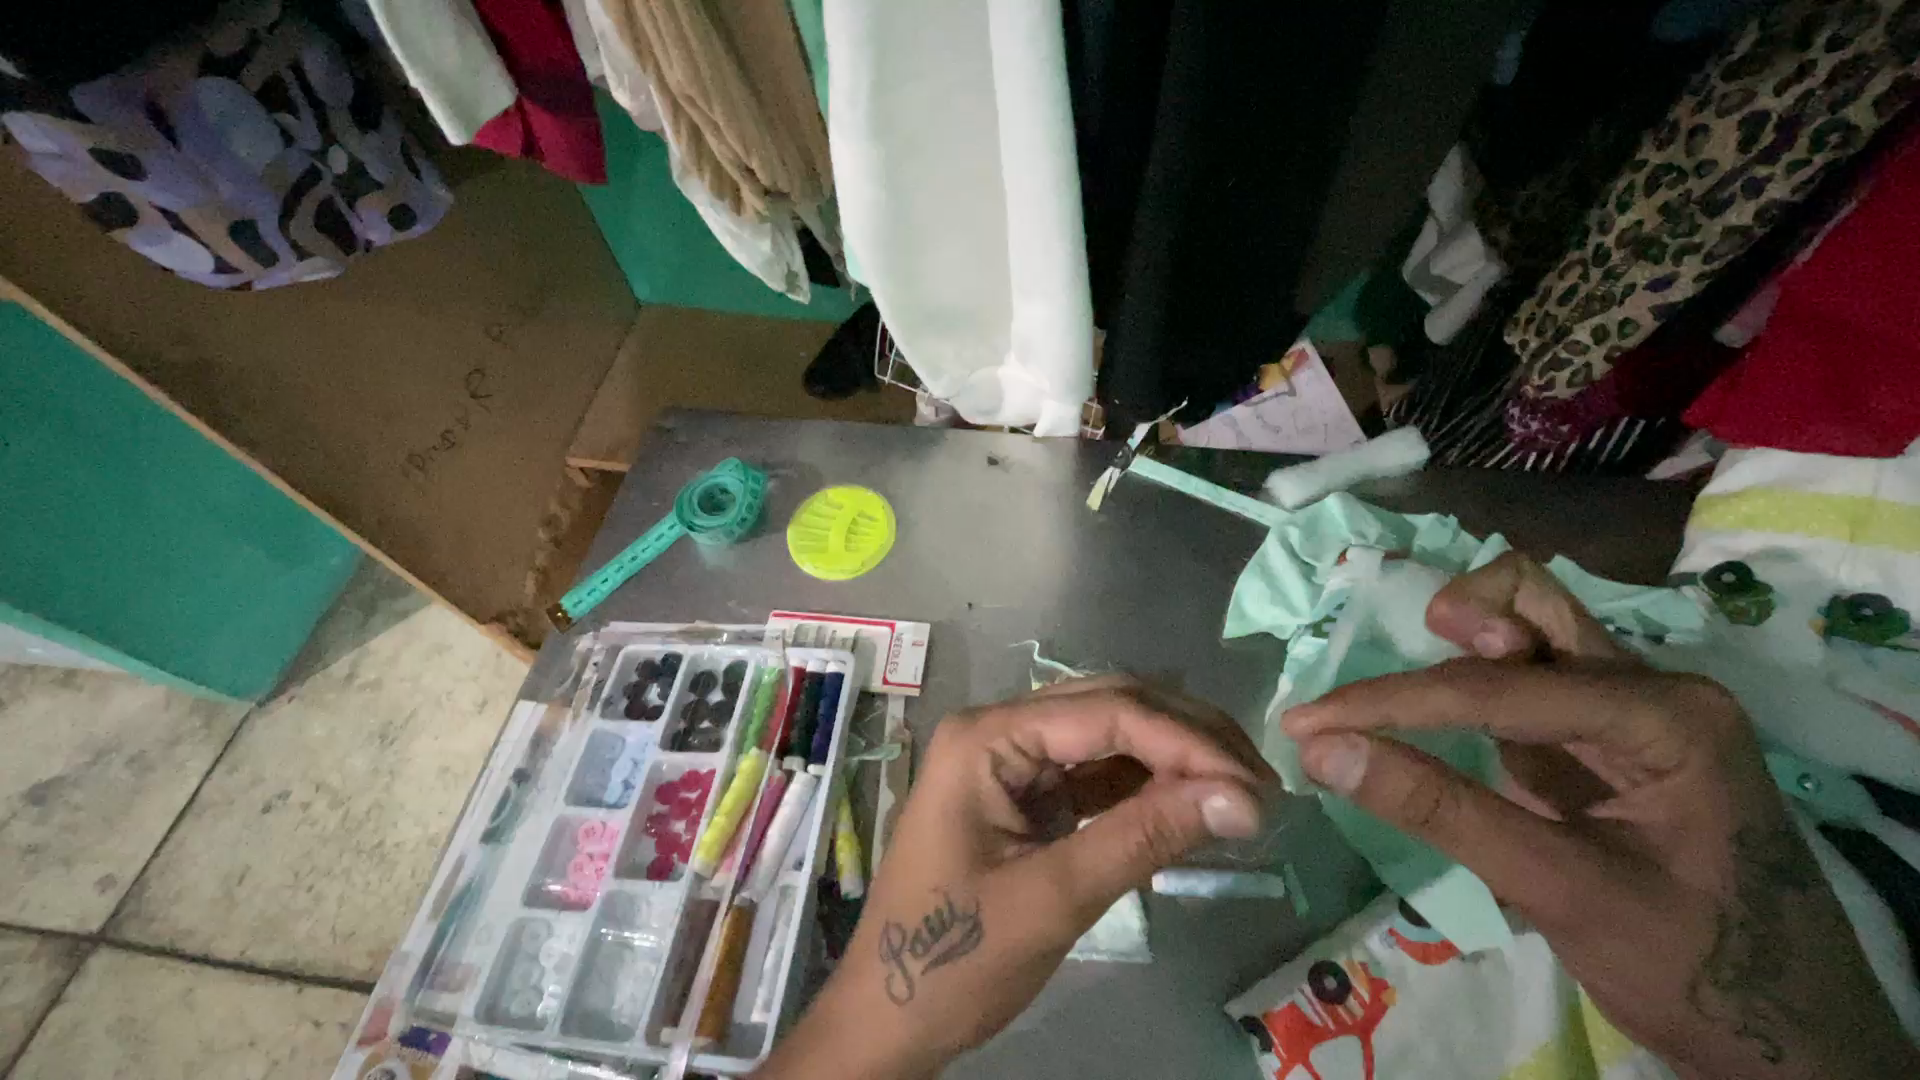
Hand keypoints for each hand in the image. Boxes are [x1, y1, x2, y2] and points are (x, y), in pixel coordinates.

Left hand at [757, 676, 1273, 1078]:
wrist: (888, 1014)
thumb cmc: (954, 959)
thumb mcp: (1053, 898)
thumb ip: (1144, 837)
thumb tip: (1244, 797)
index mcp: (986, 737)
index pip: (1106, 712)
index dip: (1187, 742)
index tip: (1257, 786)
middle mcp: (997, 729)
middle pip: (1109, 707)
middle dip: (1188, 738)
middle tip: (1261, 783)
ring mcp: (1009, 758)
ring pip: (1107, 734)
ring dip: (1173, 758)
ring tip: (1240, 792)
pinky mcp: (1023, 791)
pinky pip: (1094, 771)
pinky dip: (1145, 785)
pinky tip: (1191, 804)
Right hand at [1283, 553, 1917, 1079]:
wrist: (1788, 1037)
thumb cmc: (1692, 968)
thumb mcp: (1560, 892)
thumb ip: (1440, 811)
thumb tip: (1321, 753)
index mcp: (1663, 717)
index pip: (1493, 687)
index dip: (1389, 703)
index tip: (1305, 725)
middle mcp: (1649, 687)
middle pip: (1530, 600)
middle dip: (1446, 621)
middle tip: (1385, 676)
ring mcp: (1625, 704)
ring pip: (1527, 618)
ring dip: (1455, 636)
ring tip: (1404, 687)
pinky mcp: (1596, 731)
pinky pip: (1520, 670)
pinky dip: (1461, 676)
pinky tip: (1427, 711)